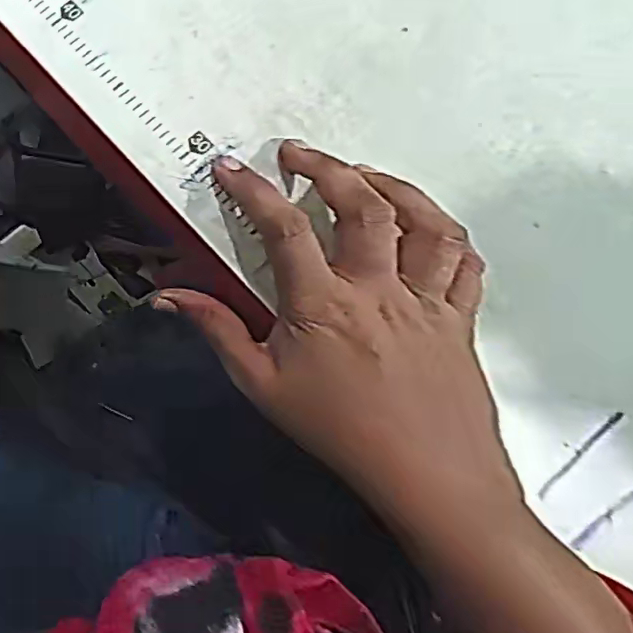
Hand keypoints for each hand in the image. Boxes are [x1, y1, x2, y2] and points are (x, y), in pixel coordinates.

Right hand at [157, 142, 521, 528]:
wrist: (433, 480)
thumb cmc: (337, 429)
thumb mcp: (259, 382)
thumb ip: (216, 329)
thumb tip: (167, 296)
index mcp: (323, 305)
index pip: (285, 230)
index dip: (253, 191)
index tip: (230, 167)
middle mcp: (380, 292)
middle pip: (364, 209)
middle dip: (328, 169)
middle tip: (298, 153)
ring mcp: (429, 302)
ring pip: (426, 225)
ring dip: (393, 187)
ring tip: (362, 173)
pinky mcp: (462, 319)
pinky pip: (464, 263)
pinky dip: (443, 232)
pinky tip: (420, 223)